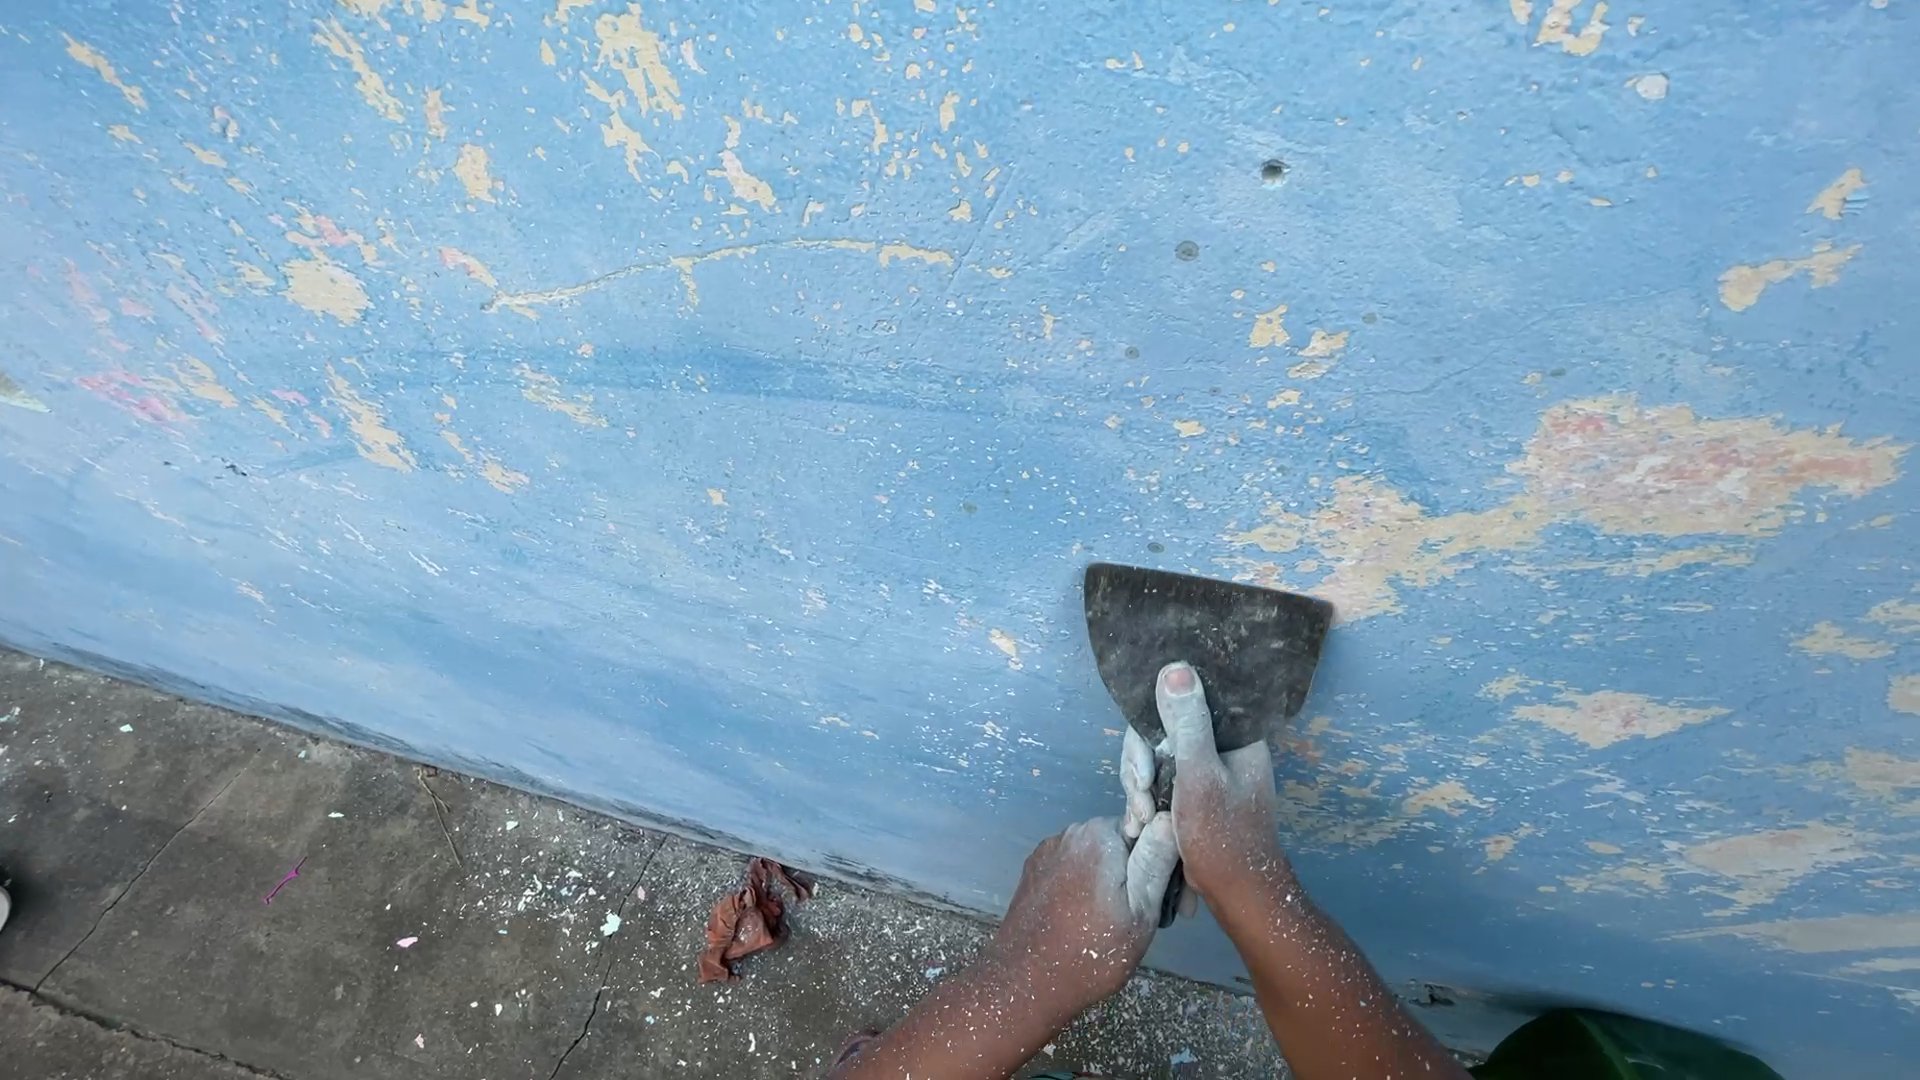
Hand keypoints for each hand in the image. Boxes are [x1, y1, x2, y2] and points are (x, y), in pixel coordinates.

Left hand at [982, 814, 1178, 1021]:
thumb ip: (1155, 860)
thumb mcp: (1140, 911)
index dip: (1165, 864)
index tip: (1177, 904)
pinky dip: (1084, 884)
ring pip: (1096, 856)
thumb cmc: (1091, 952)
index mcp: (1100, 834)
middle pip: (1121, 842)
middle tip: (1146, 919)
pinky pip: (1072, 866)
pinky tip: (1085, 918)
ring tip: (1113, 924)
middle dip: (1139, 873)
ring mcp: (1050, 849)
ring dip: (1111, 880)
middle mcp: (1072, 831)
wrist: (1024, 980)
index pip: (1147, 830)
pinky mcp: (1035, 867)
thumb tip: (1169, 817)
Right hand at [1128, 661, 1295, 926]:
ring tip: (1141, 822)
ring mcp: (1206, 770)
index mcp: (1235, 736)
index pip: (1183, 704)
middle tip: (1142, 803)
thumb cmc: (1224, 837)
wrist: (1238, 898)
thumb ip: (1187, 723)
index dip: (1152, 730)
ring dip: (1140, 790)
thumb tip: (1176, 667)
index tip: (1145, 768)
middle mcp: (1222, 746)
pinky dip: (1145, 800)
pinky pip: (1158, 780)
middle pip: (1161, 733)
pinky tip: (1139, 824)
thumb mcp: (1199, 775)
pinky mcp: (1194, 791)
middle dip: (1141, 769)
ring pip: (1154, 759)